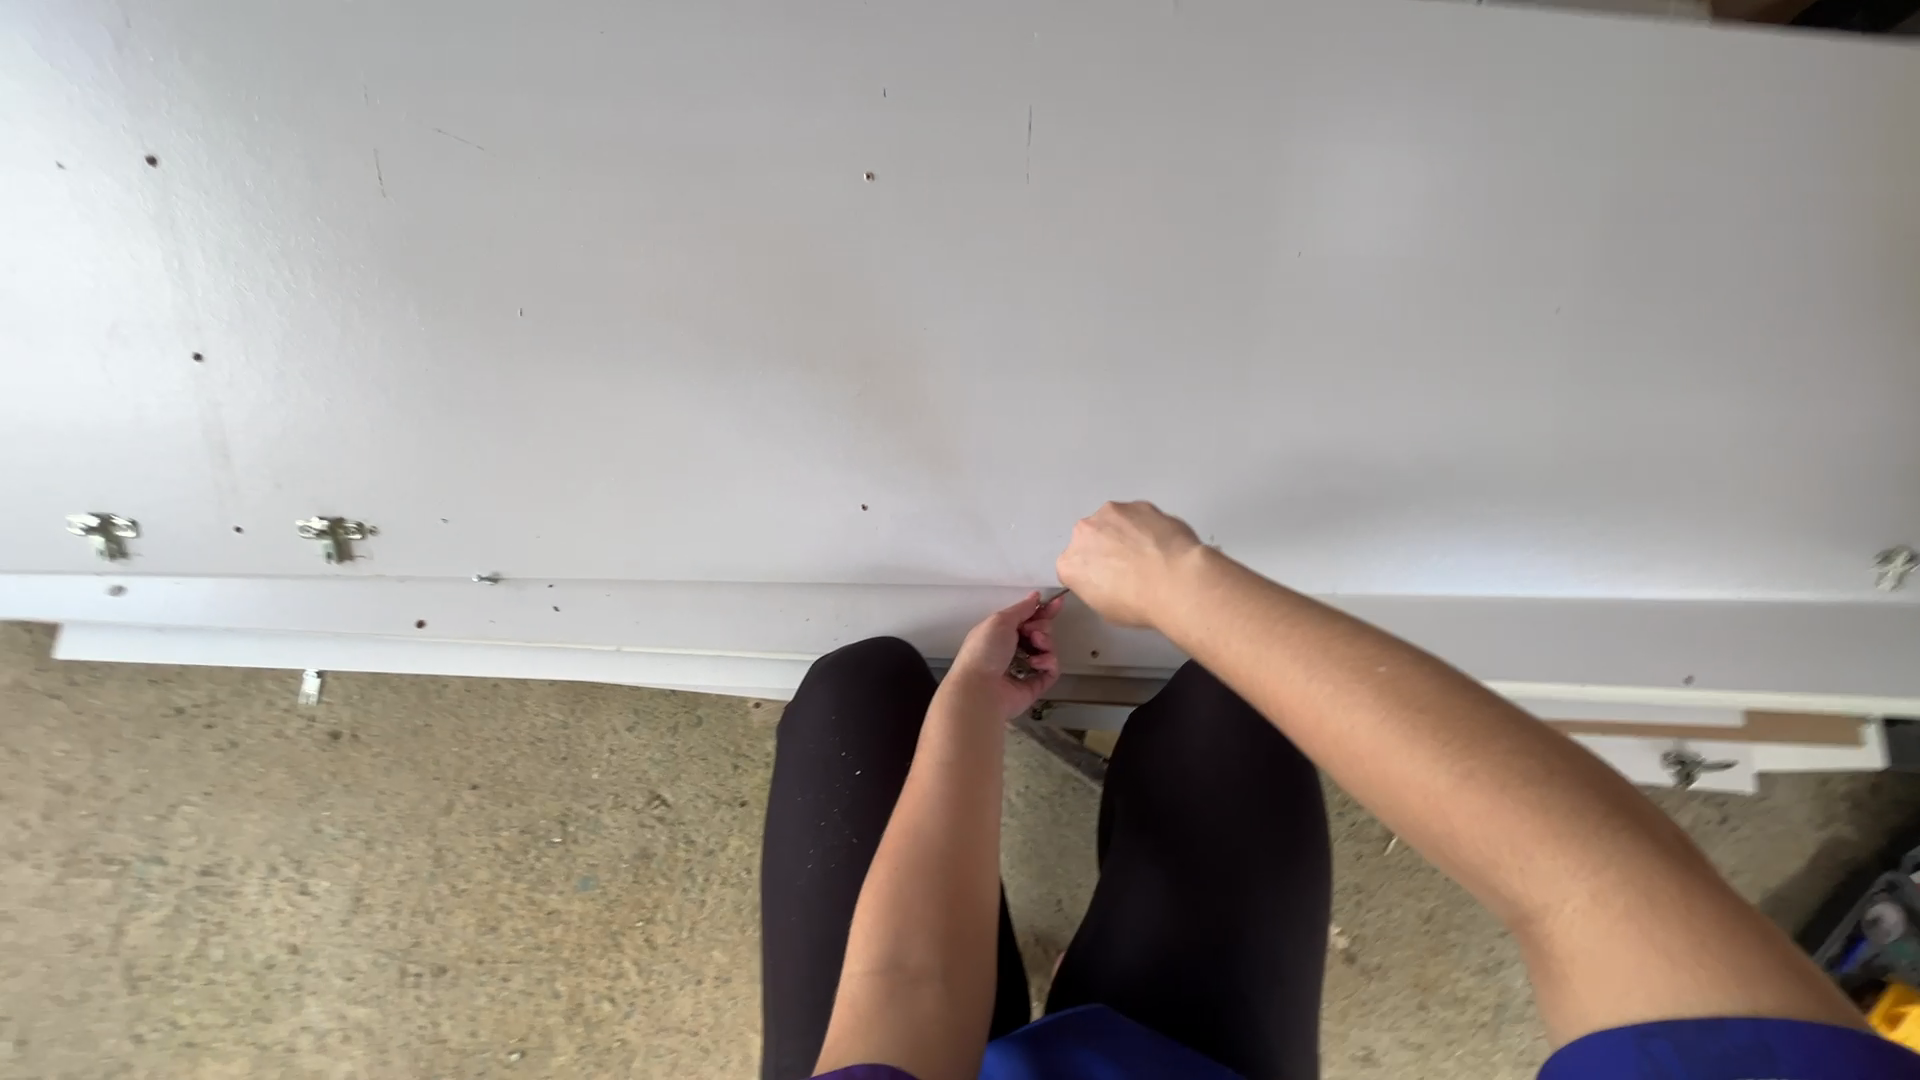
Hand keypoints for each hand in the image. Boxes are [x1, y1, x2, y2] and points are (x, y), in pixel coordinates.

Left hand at [943, 591, 1065, 719]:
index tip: (1058, 603)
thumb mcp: (1000, 620)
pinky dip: (1048, 663)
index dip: (1043, 610)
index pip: (1028, 618)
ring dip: (1046, 643)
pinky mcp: (1035, 685)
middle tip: (1032, 632)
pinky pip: (1051, 670)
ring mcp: (1024, 668)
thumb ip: (1021, 609)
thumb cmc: (985, 650)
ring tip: (1036, 645)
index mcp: (1001, 632)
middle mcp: (1013, 649)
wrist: (980, 689)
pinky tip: (1036, 664)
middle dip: (1042, 627)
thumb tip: (1036, 596)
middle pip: (1041, 632)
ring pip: (1048, 649)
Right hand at [1055, 501, 1205, 628]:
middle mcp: (1083, 532)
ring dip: (1125, 533)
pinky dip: (1147, 526)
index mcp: (1069, 563)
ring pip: (1114, 522)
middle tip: (1130, 568)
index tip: (1109, 584)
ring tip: (1150, 554)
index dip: (1093, 576)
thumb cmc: (1139, 603)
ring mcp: (1111, 513)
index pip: (1074, 568)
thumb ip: (1096, 588)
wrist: (1176, 582)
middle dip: (1106, 549)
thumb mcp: (1105, 610)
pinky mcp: (1139, 504)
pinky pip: (1139, 516)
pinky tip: (1163, 543)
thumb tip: (1109, 580)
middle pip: (1091, 539)